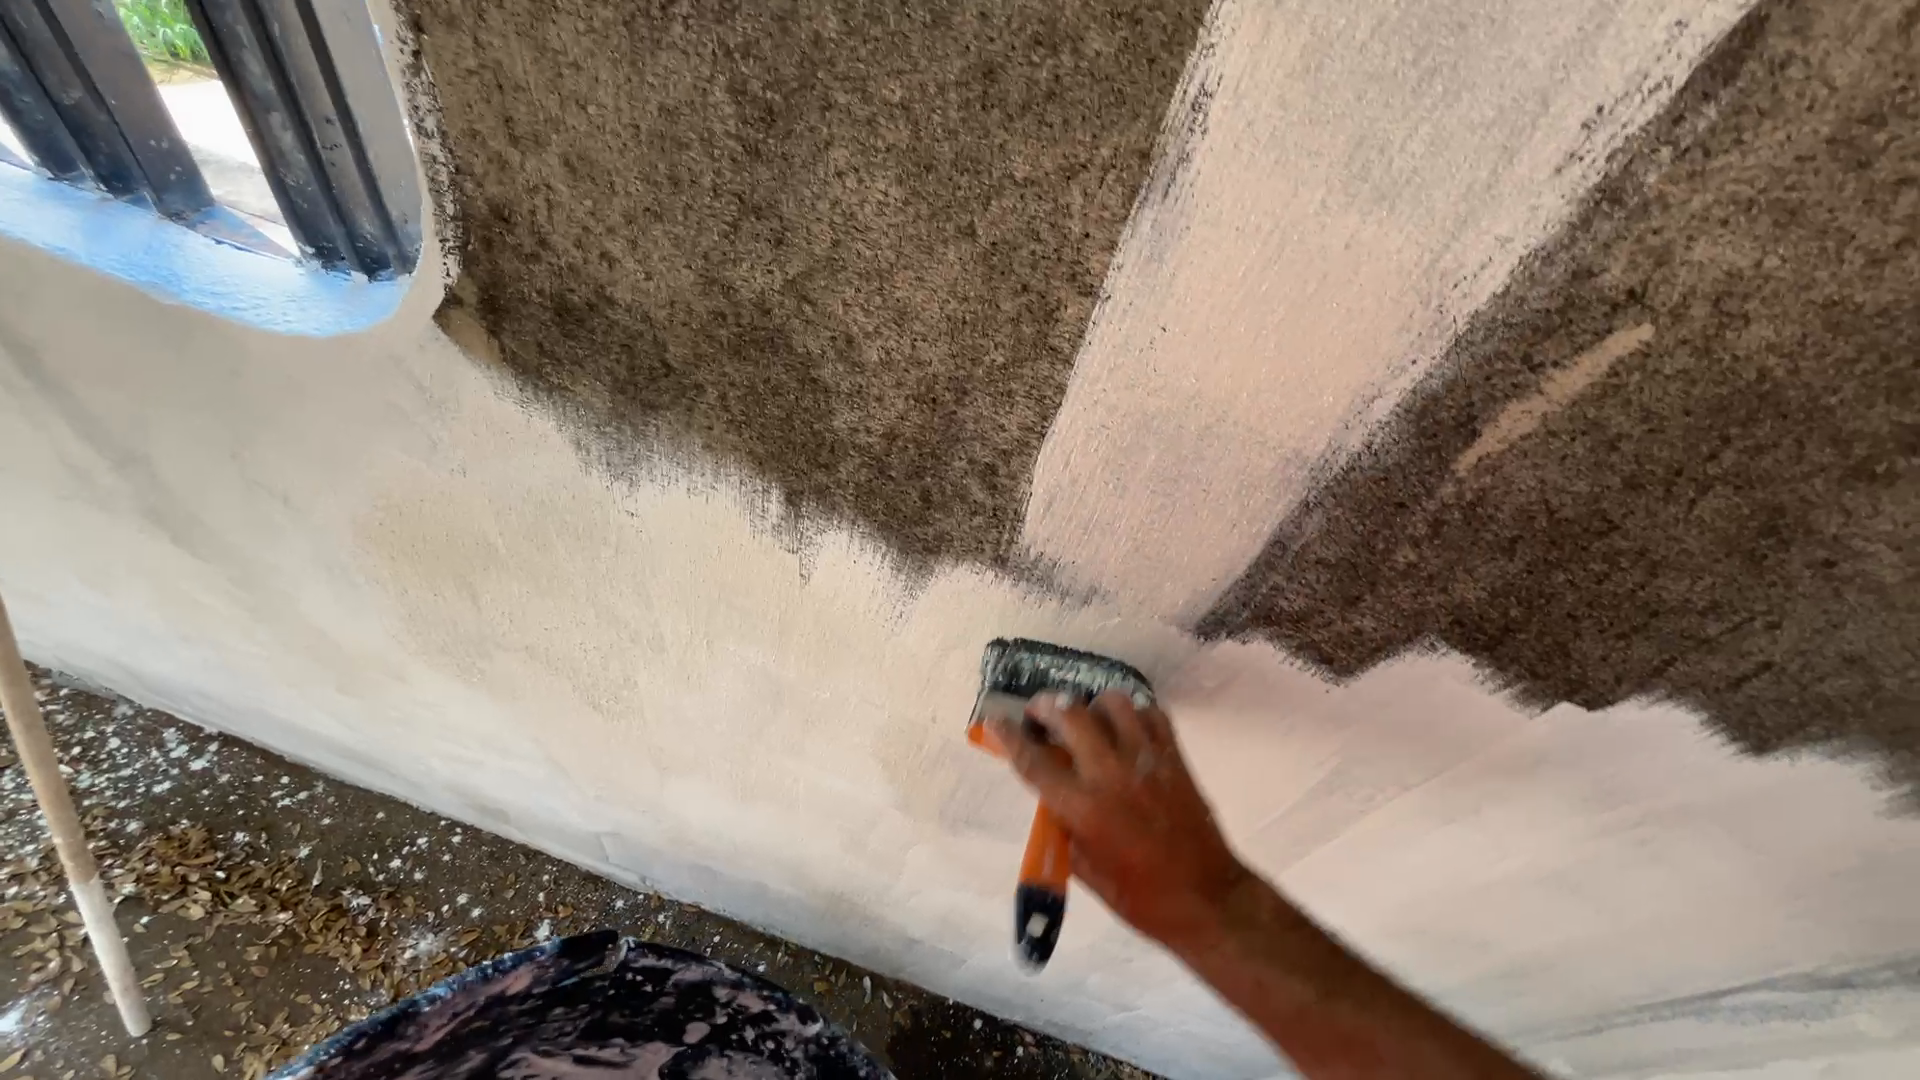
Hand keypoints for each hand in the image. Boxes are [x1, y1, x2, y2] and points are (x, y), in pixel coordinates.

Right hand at [989, 691, 1250, 951]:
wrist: (1207, 900)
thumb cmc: (1140, 897)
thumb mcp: (1084, 869)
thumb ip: (1062, 824)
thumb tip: (1049, 793)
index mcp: (1083, 808)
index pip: (1033, 760)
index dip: (1008, 736)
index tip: (996, 719)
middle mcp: (1111, 774)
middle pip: (1069, 714)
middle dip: (1046, 706)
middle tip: (1039, 714)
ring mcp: (1147, 760)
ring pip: (1113, 702)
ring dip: (1092, 706)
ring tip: (1086, 720)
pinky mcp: (1175, 756)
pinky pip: (1150, 713)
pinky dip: (1132, 713)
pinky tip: (1124, 729)